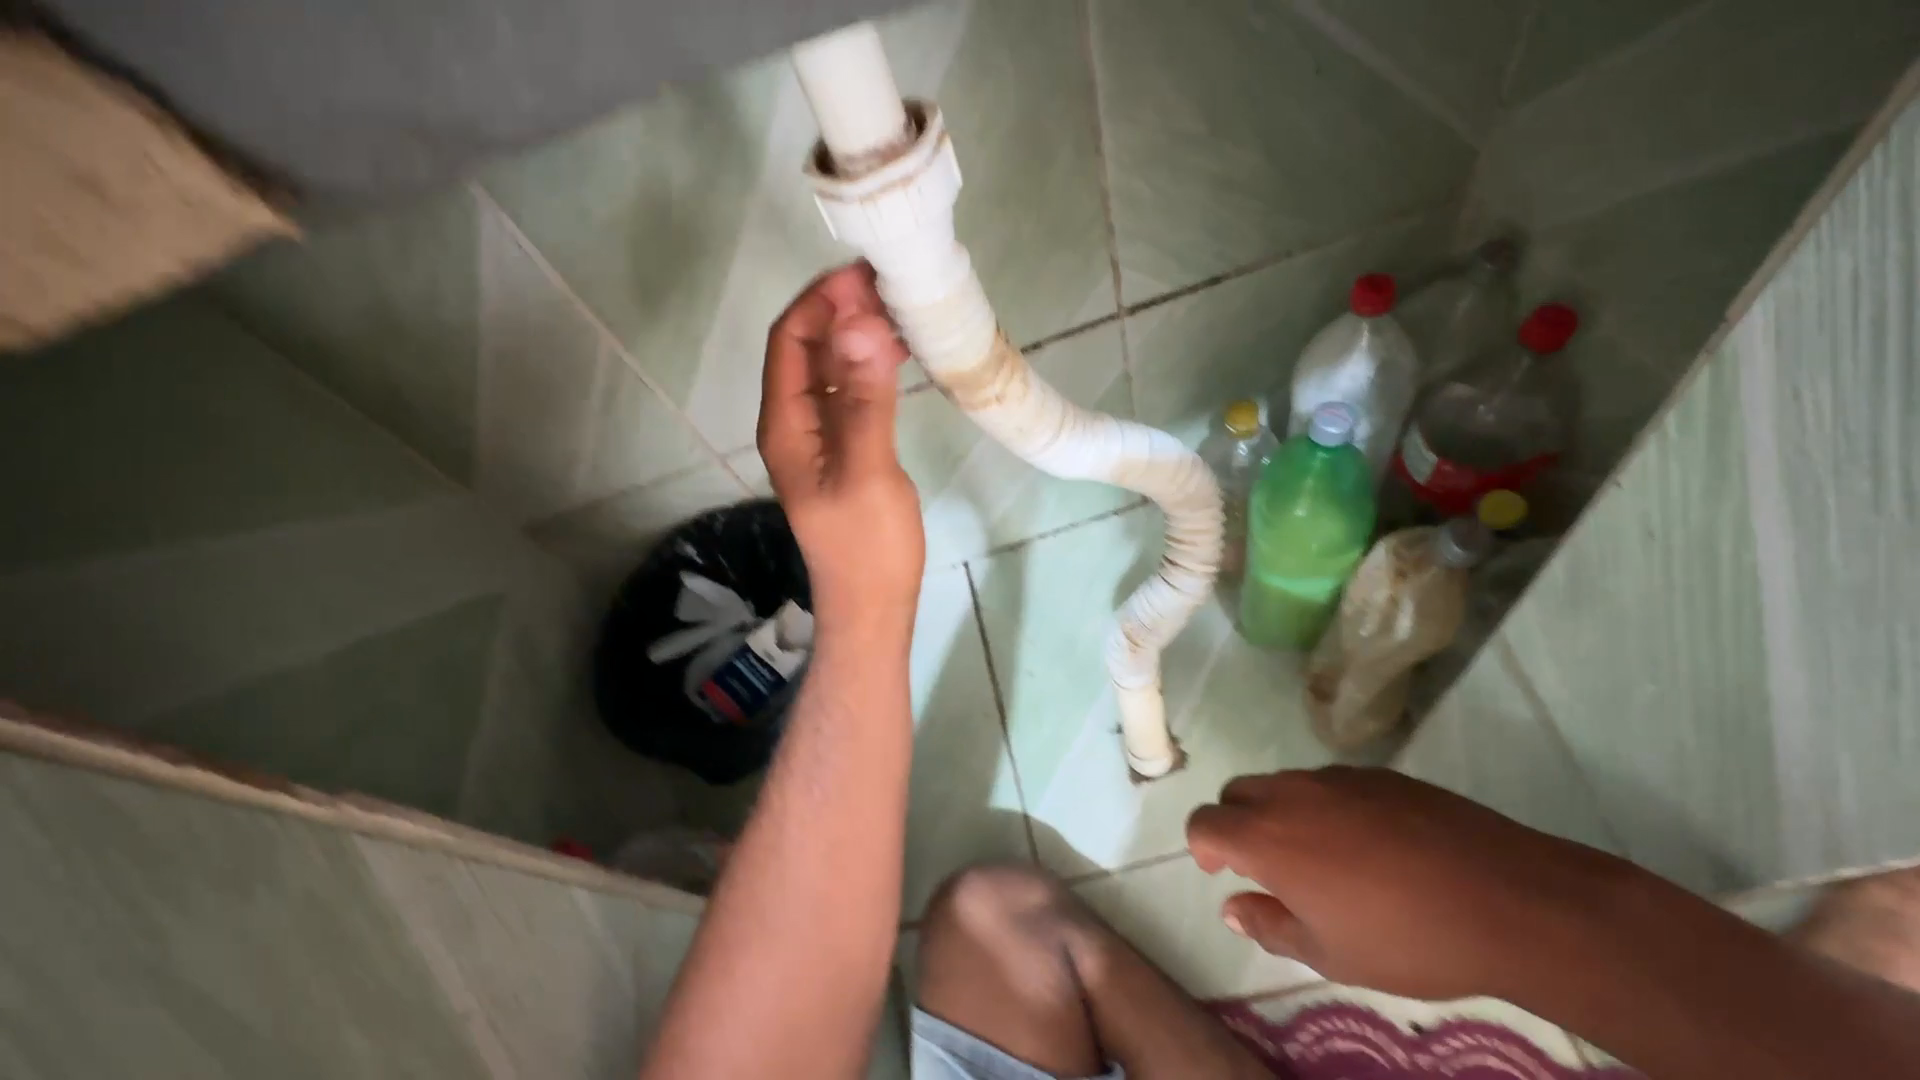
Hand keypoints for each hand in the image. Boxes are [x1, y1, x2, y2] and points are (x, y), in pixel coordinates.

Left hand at [758, 262, 923, 637]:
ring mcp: (819, 437)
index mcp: (785, 424)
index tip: (866, 276)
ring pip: (831, 367)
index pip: (789, 340)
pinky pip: (850, 391)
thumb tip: (859, 324)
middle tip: (891, 286)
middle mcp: (794, 423)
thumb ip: (863, 399)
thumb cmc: (867, 546)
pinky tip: (902, 354)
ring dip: (858, 335)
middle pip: (807, 347)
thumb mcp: (867, 470)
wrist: (873, 605)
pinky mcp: (845, 449)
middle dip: (841, 310)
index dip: (820, 301)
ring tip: (901, 310)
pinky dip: (871, 365)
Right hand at [1186, 766, 1631, 1001]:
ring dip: (1283, 814)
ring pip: (1285, 785)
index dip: (1204, 848)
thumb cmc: (1405, 939)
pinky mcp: (1381, 774)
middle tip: (1272, 869)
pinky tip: (1374, 847)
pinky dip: (1329, 807)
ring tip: (1327, 860)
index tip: (1225, 875)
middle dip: (1238, 824)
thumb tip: (1233, 907)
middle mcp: (1291, 794)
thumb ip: (1269, 927)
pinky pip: (1332, 783)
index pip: (1204, 823)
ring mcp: (1338, 778)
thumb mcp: (1329, 955)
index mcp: (1266, 838)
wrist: (1508, 900)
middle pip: (1237, 793)